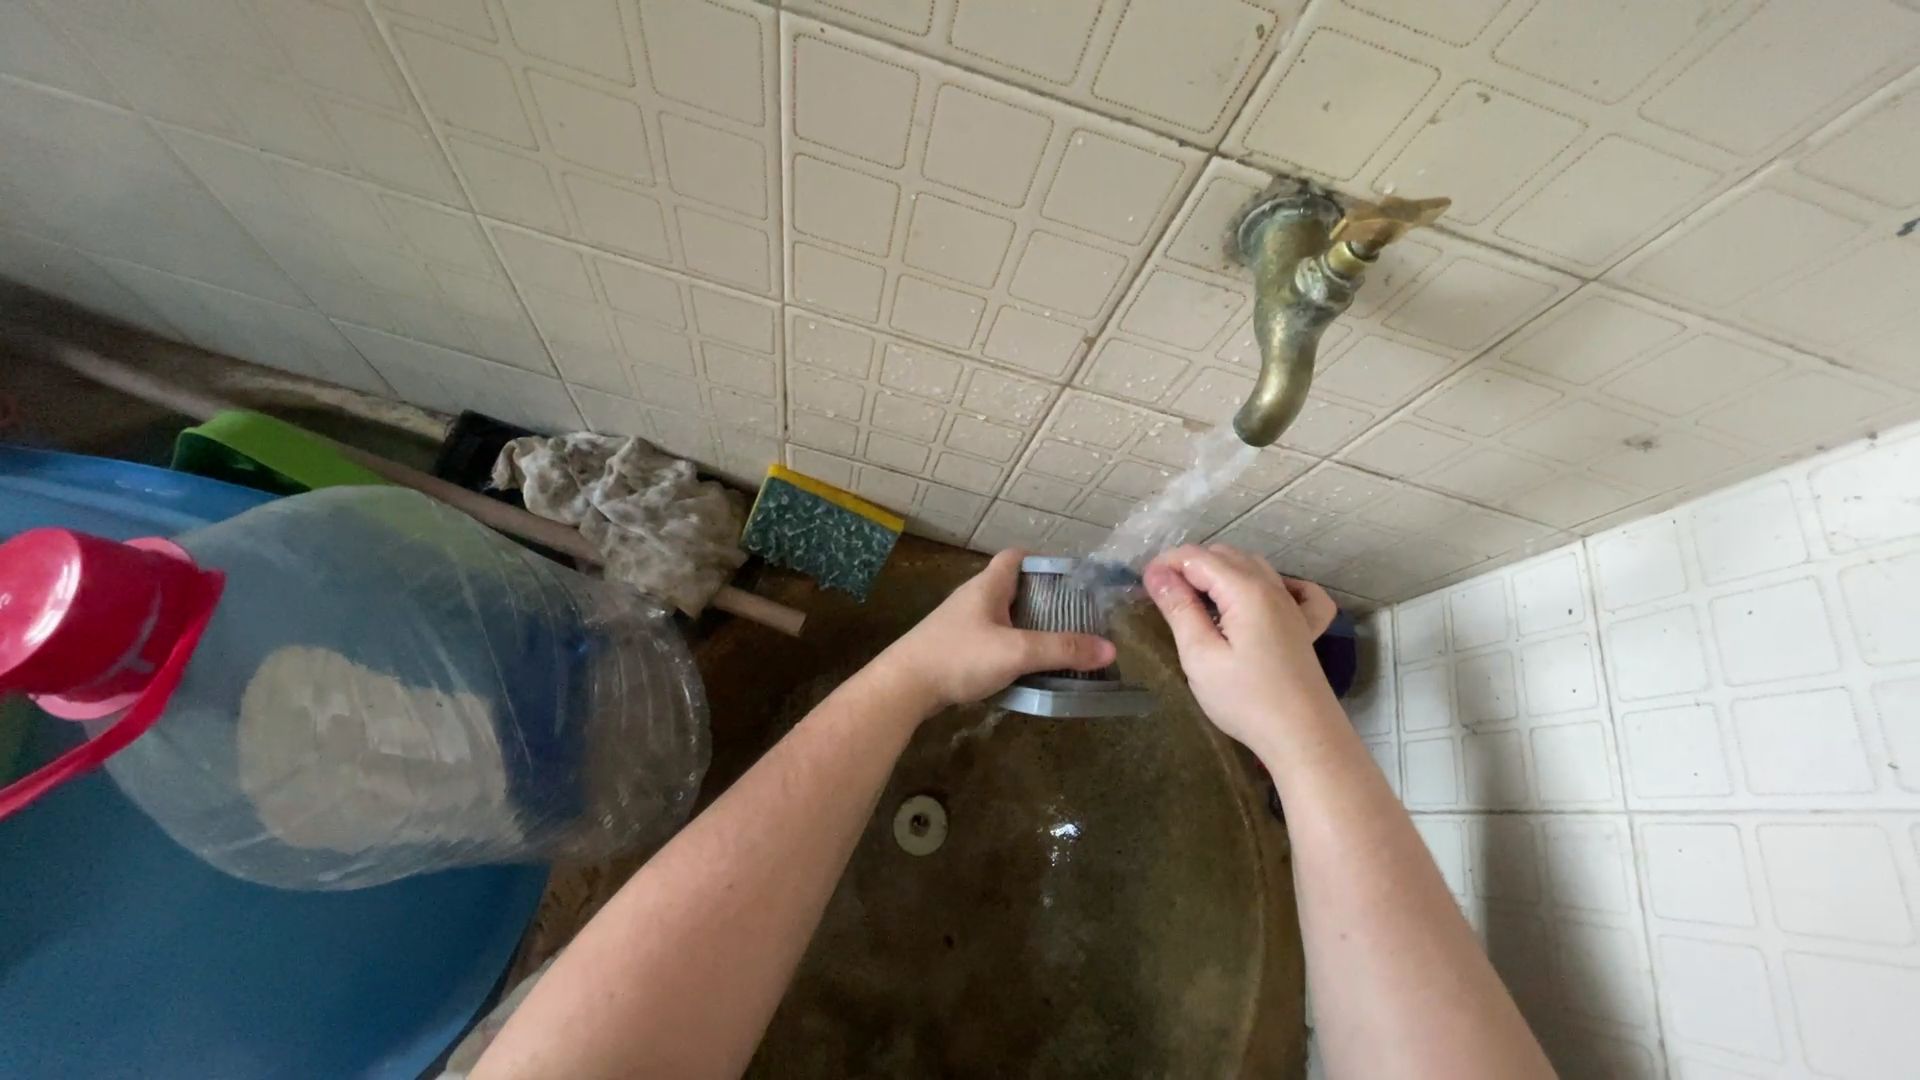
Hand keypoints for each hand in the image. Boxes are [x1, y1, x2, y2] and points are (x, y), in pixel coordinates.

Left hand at [874, 550, 1116, 713]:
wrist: (903, 687)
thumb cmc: (959, 657)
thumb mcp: (1016, 652)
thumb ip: (1062, 649)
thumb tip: (1109, 647)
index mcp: (987, 586)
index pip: (1016, 557)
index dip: (1043, 561)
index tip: (1071, 579)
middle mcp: (973, 598)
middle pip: (1012, 588)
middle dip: (1043, 600)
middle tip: (1073, 617)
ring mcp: (961, 624)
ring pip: (1002, 617)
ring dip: (1027, 627)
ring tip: (1056, 645)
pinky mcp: (954, 648)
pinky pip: (991, 641)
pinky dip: (1010, 648)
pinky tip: (1024, 668)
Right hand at [1142, 544, 1338, 748]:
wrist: (1303, 738)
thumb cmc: (1246, 700)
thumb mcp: (1200, 655)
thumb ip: (1179, 609)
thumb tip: (1156, 573)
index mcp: (1245, 590)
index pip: (1197, 557)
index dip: (1165, 564)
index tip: (1142, 587)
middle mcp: (1272, 587)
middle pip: (1224, 555)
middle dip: (1188, 566)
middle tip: (1162, 596)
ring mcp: (1292, 605)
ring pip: (1251, 566)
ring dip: (1219, 573)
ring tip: (1193, 600)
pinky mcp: (1303, 626)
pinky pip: (1293, 588)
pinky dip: (1269, 584)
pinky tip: (1257, 597)